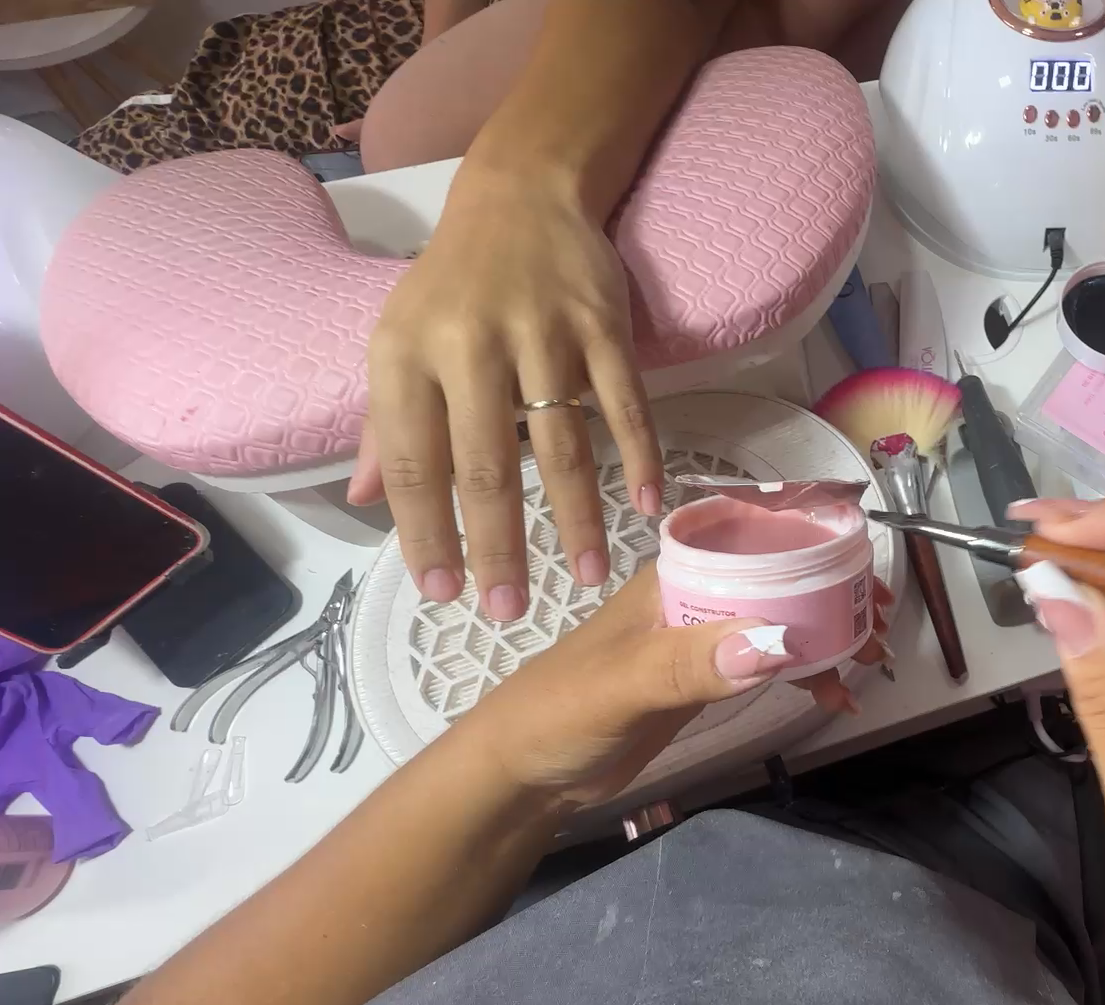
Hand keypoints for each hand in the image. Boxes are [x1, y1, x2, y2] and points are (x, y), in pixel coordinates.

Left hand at [349, 176, 663, 621]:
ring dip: (576, 517)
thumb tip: (360, 498)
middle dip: (497, 545)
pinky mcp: (604, 328)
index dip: (424, 532)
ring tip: (588, 574)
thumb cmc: (456, 280)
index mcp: (405, 355)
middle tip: (510, 608)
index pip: (409, 461)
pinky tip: (646, 507)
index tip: (442, 593)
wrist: (521, 197)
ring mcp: (543, 336)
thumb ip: (384, 421)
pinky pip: (625, 403)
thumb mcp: (401, 339)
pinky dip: (638, 456)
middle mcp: (469, 348)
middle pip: (486, 465)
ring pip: (562, 444)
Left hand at [462, 563, 889, 804]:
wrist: (525, 774)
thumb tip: (776, 642)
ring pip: (784, 622)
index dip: (819, 554)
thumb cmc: (559, 712)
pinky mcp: (710, 674)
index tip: (863, 582)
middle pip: (784, 581)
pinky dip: (806, 675)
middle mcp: (699, 595)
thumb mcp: (623, 685)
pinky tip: (831, 698)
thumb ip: (692, 663)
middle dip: (836, 598)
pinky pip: (772, 663)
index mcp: (679, 576)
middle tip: (880, 628)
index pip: (760, 543)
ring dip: (828, 638)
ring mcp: (706, 636)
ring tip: (869, 663)